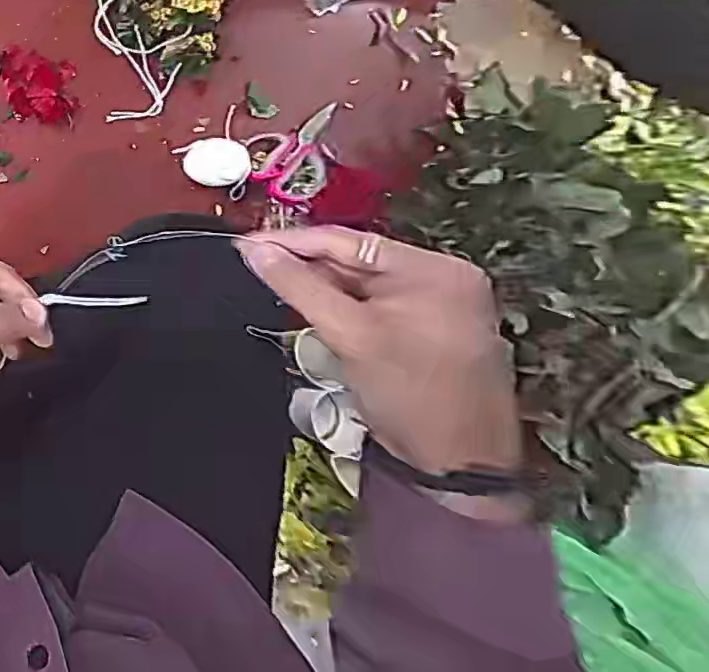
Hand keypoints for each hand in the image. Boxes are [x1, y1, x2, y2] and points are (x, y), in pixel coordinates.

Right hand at [239, 228, 522, 479]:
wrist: (459, 467)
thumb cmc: (415, 399)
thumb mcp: (349, 334)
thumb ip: (298, 286)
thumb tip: (257, 251)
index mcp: (432, 270)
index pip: (346, 241)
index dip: (291, 242)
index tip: (250, 243)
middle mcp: (440, 277)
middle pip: (352, 260)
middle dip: (304, 266)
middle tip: (257, 266)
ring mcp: (434, 302)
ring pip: (357, 282)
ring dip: (319, 288)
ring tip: (278, 289)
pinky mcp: (425, 324)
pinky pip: (369, 302)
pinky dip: (339, 305)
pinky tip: (314, 311)